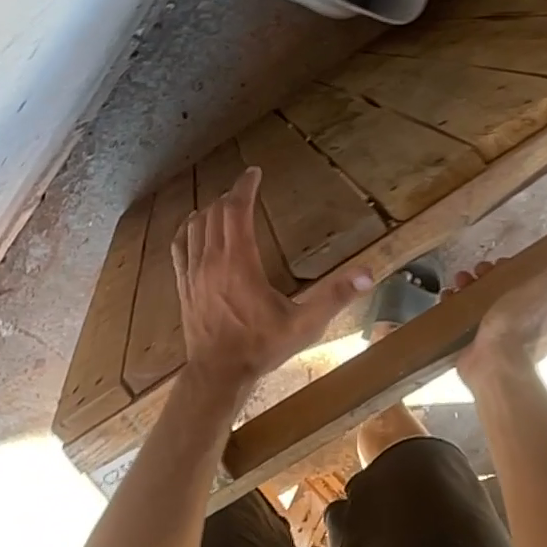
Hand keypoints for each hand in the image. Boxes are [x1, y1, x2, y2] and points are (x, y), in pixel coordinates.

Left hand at [171, 167, 371, 392]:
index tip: (254, 173)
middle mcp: (212, 260)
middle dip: (231, 196)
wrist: (218, 374)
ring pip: (195, 227)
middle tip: (246, 188)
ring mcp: (193, 273)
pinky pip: (179, 247)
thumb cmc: (261, 348)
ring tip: (224, 204)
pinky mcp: (183, 286)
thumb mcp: (304, 324)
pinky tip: (191, 226)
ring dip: (210, 210)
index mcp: (239, 262)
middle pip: (216, 213)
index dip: (245, 187)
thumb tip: (367, 273)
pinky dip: (186, 230)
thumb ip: (335, 296)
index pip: (237, 210)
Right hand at [455, 245, 546, 385]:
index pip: (536, 285)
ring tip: (458, 283)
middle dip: (489, 278)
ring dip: (472, 289)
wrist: (492, 364)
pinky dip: (460, 307)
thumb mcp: (545, 289)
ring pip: (488, 305)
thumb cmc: (519, 325)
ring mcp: (505, 338)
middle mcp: (532, 328)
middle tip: (474, 272)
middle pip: (509, 293)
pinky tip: (449, 299)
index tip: (497, 264)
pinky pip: (471, 320)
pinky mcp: (482, 345)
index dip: (516, 272)